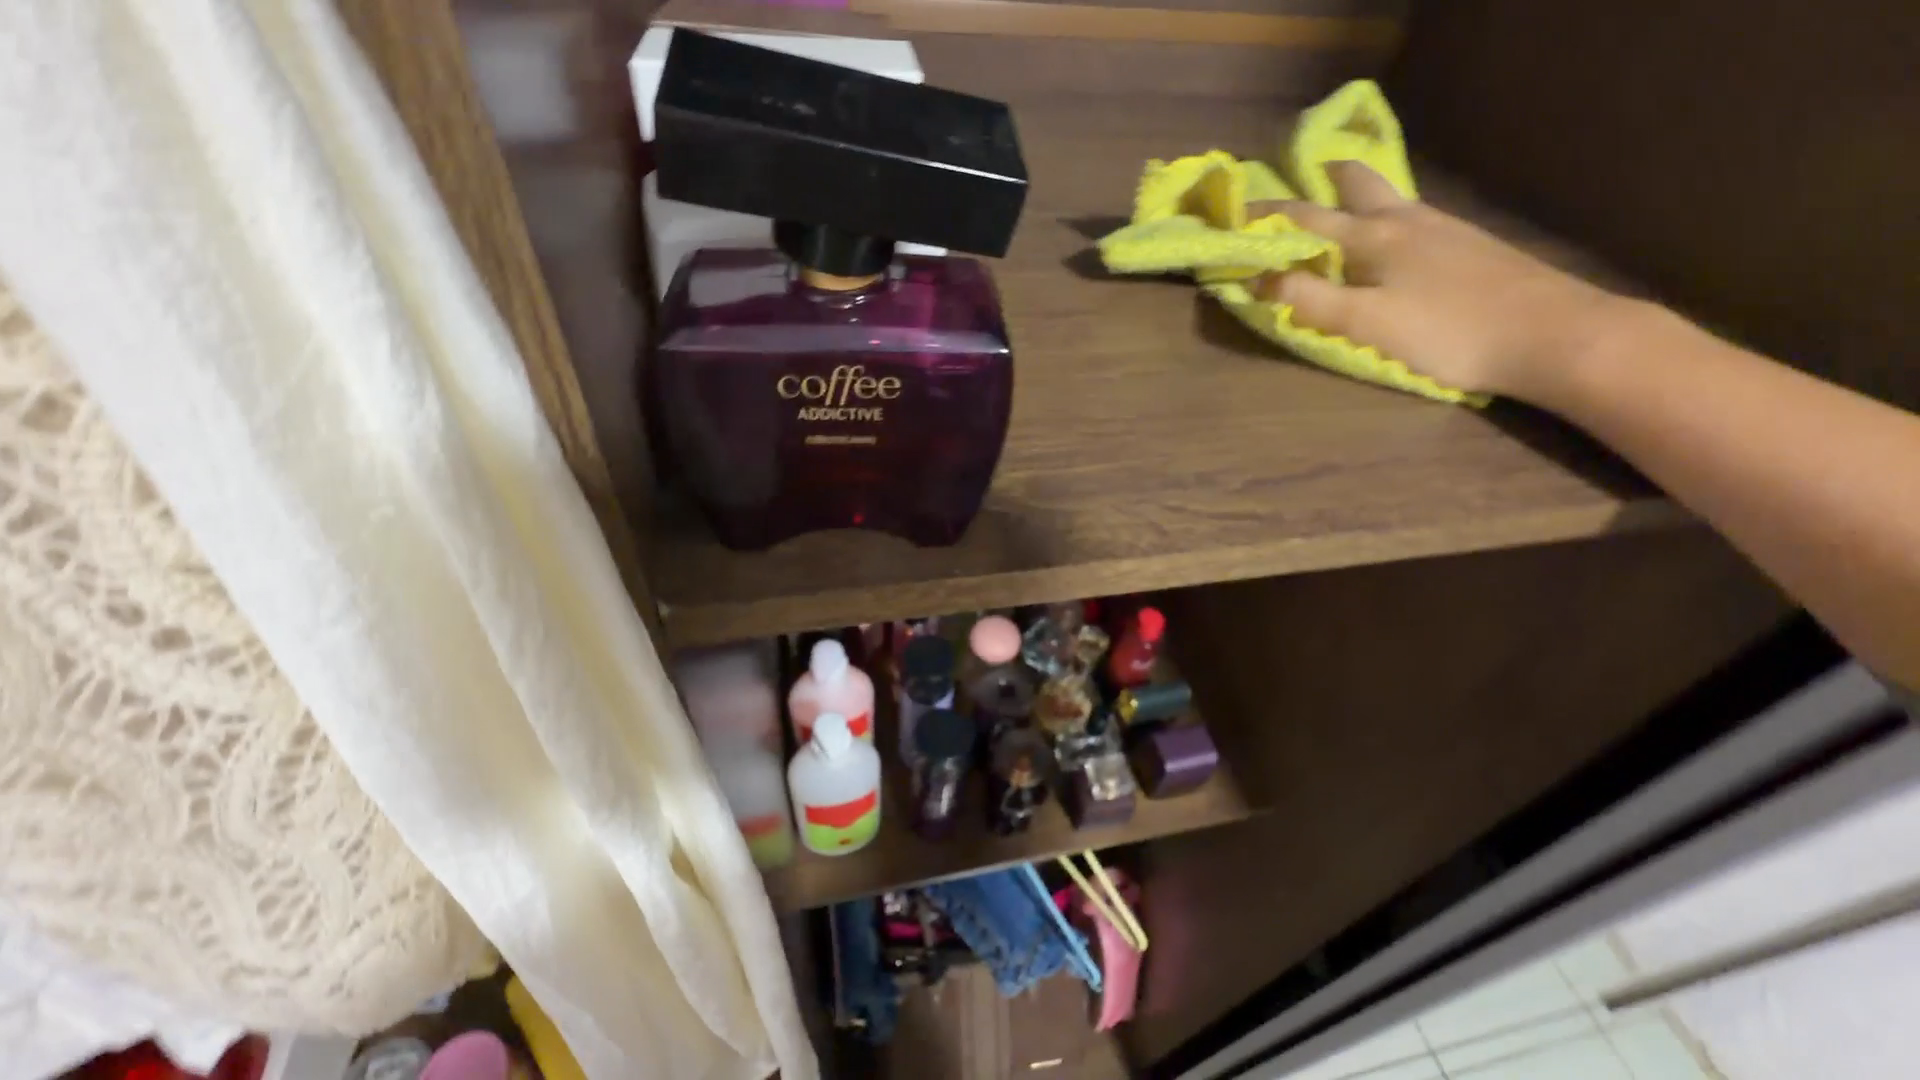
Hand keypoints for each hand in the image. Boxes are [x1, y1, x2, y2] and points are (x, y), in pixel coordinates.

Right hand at [1248, 162, 1624, 400]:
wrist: (1553, 334)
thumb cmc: (1449, 333)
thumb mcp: (1367, 326)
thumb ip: (1311, 301)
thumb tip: (1261, 278)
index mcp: (1373, 236)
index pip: (1304, 219)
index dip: (1263, 219)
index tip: (1232, 221)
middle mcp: (1406, 219)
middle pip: (1358, 183)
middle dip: (1323, 180)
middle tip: (1300, 187)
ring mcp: (1444, 228)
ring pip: (1389, 198)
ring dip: (1356, 199)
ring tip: (1338, 218)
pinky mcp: (1470, 245)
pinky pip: (1413, 218)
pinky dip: (1386, 220)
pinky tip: (1391, 246)